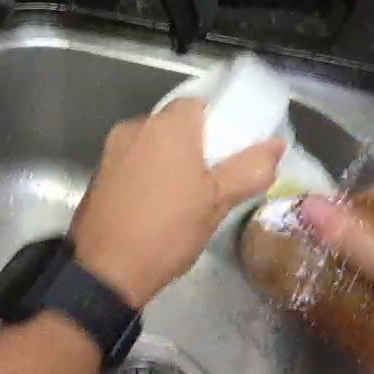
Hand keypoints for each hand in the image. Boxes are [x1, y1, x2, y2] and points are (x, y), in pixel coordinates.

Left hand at [69, 99, 283, 308]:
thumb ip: (250, 169)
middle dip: (195, 145)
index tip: (231, 152)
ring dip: (170, 161)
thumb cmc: (167, 230)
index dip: (218, 124)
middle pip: (173, 124)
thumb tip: (275, 144)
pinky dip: (148, 173)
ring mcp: (111, 150)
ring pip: (152, 144)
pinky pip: (132, 161)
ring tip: (188, 195)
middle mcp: (135, 128)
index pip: (198, 105)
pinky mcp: (99, 172)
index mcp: (166, 126)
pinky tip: (159, 203)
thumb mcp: (218, 202)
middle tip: (215, 177)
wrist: (105, 269)